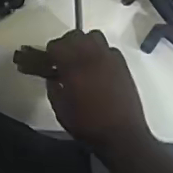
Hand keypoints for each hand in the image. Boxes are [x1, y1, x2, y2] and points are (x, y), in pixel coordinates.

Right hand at [45, 29, 151, 153]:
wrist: (123, 136)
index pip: (55, 46)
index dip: (50, 55)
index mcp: (73, 66)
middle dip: (65, 45)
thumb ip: (53, 88)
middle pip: (74, 36)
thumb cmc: (88, 124)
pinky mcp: (122, 66)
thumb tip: (53, 78)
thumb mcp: (60, 109)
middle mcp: (91, 56)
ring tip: (82, 59)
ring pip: (93, 36)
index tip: (49, 65)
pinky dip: (101, 53)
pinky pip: (109, 49)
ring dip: (84, 44)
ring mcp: (109, 59)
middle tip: (63, 61)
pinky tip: (99, 67)